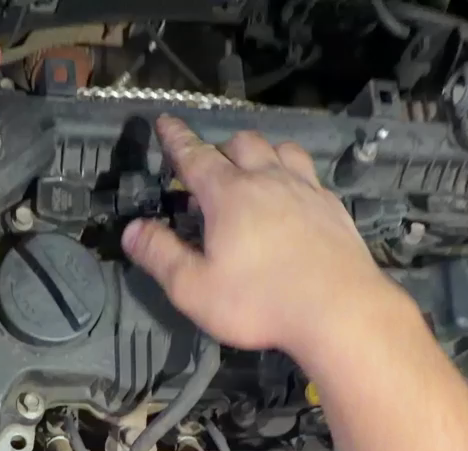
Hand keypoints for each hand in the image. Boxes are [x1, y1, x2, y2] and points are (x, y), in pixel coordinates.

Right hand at [123, 117, 412, 359]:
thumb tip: (132, 229)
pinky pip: (308, 173)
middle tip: (209, 168)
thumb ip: (160, 255)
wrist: (336, 309)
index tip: (165, 122)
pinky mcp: (331, 207)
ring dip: (260, 153)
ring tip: (251, 171)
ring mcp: (305, 190)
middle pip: (242, 143)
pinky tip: (290, 195)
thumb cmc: (257, 302)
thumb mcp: (193, 288)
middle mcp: (268, 181)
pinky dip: (291, 174)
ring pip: (280, 150)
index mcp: (228, 196)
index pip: (195, 157)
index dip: (177, 139)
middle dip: (220, 148)